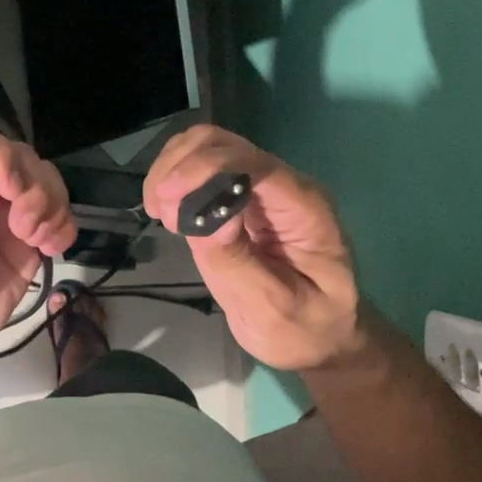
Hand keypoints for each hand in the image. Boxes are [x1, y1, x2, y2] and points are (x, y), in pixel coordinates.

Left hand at [0, 125, 75, 381]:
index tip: (7, 185)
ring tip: (36, 239)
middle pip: (19, 160)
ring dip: (50, 204)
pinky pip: (56, 223)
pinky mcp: (25, 249)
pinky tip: (51, 248)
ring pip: (44, 186)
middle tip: (25, 223)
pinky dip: (63, 227)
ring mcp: (4, 222)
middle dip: (32, 183)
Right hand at [143, 124, 364, 373]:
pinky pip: (201, 168)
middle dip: (181, 167)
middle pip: (224, 143)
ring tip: (160, 213)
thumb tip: (208, 218)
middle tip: (160, 212)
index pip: (253, 164)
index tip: (166, 199)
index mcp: (303, 209)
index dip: (204, 169)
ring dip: (172, 170)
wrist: (321, 338)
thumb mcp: (273, 309)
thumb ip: (239, 263)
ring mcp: (260, 188)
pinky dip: (174, 180)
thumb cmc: (305, 328)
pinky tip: (166, 212)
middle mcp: (283, 186)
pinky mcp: (238, 197)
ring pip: (207, 147)